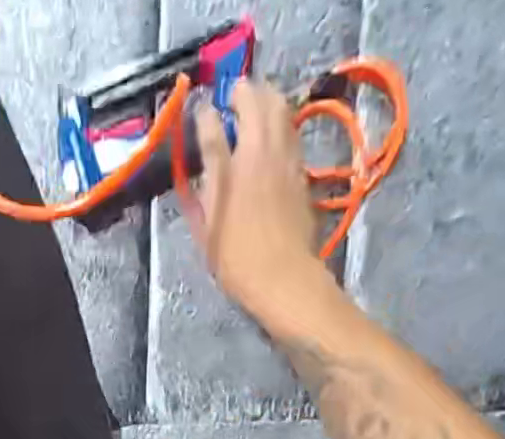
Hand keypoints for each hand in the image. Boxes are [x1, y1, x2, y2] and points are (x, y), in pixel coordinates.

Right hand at [194, 81, 343, 336]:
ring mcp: (289, 162)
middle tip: (232, 102)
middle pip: (261, 99)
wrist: (284, 281)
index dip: (208, 109)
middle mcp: (265, 152)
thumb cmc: (237, 260)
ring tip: (253, 116)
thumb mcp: (207, 225)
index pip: (219, 117)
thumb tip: (201, 150)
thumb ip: (203, 181)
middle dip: (245, 92)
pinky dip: (281, 130)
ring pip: (283, 112)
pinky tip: (271, 146)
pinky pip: (293, 138)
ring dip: (267, 104)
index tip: (203, 111)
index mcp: (237, 162)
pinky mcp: (303, 177)